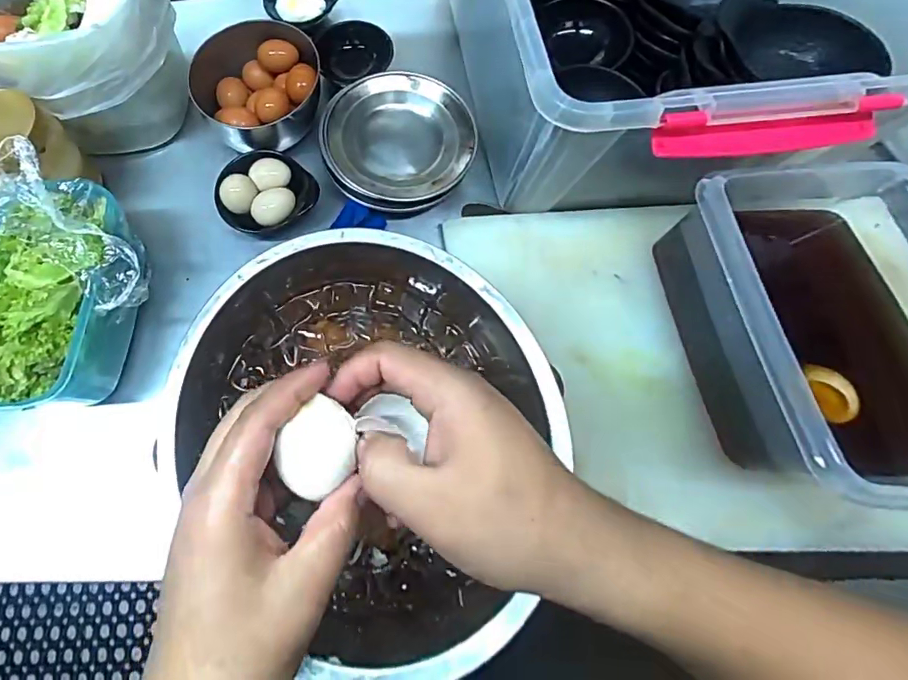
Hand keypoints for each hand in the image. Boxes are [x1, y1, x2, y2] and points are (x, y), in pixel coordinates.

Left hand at [149, 364, 360, 679]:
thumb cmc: (242, 648)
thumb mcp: (301, 589)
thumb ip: (335, 528)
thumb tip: (362, 482)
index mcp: (218, 496)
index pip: (254, 421)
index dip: (290, 388)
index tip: (322, 369)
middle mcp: (201, 490)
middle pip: (238, 421)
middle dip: (280, 396)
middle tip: (323, 386)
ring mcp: (199, 505)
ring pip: (235, 443)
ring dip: (273, 424)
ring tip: (316, 416)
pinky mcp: (206, 522)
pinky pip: (237, 471)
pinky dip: (268, 457)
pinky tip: (299, 465)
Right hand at [325, 341, 632, 604]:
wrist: (581, 552)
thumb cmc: (506, 522)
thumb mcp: (427, 502)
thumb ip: (379, 465)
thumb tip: (365, 446)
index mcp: (450, 390)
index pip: (384, 355)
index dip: (348, 374)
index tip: (327, 407)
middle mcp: (462, 392)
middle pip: (395, 377)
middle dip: (360, 404)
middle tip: (336, 438)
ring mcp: (474, 415)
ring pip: (411, 408)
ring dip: (383, 434)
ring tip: (364, 472)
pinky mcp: (481, 440)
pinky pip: (430, 431)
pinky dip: (407, 451)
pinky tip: (402, 494)